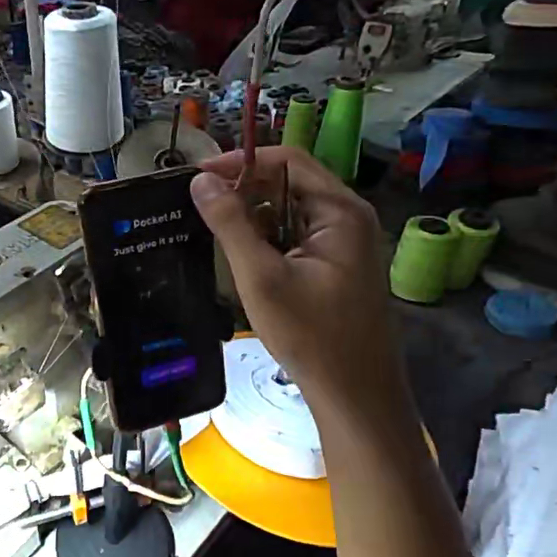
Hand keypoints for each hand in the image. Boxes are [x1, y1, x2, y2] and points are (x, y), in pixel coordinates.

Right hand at [190, 147, 407, 407]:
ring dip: (255, 218)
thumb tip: (200, 180)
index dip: (241, 161)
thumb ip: (230, 224)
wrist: (357, 396)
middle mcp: (348, 218)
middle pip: (290, 183)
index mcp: (341, 211)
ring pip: (291, 211)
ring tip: (217, 234)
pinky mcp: (338, 265)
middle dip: (246, 191)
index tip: (199, 175)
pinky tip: (246, 260)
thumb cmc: (312, 336)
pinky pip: (297, 236)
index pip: (287, 160)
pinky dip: (269, 240)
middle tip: (202, 207)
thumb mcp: (262, 277)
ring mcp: (346, 243)